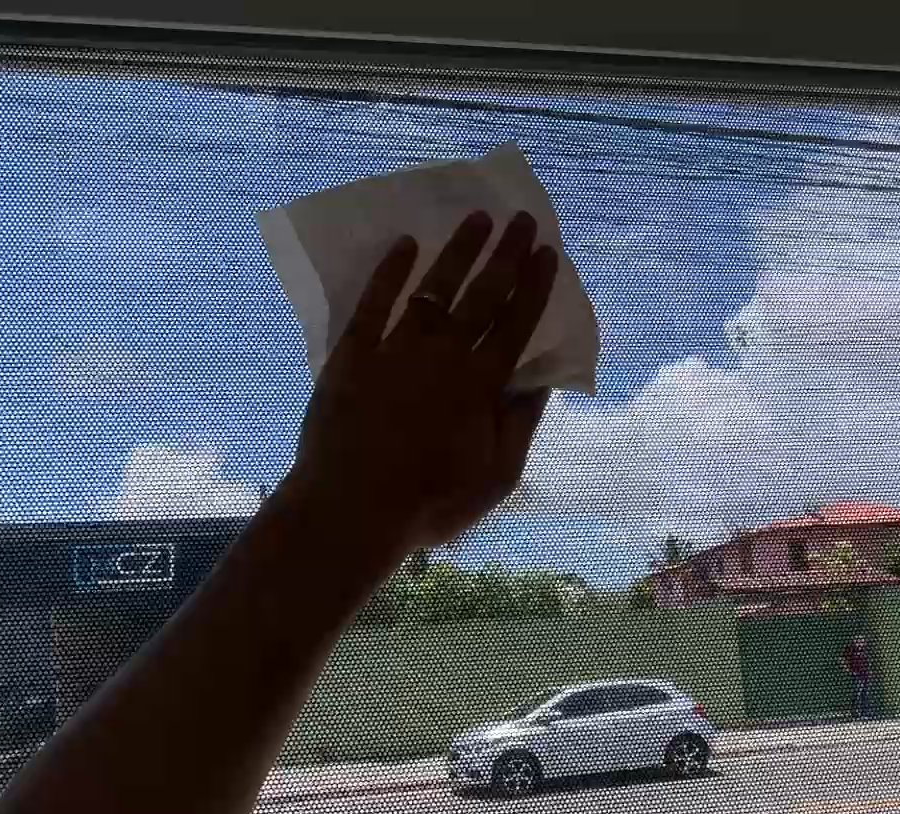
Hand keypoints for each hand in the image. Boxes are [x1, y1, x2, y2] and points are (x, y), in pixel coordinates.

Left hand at [287, 210, 557, 557]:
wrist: (352, 509)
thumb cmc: (430, 503)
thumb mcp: (495, 478)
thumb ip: (519, 427)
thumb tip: (539, 384)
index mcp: (480, 385)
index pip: (515, 324)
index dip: (533, 286)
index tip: (546, 252)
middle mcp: (442, 355)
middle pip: (481, 296)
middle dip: (505, 255)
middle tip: (521, 218)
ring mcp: (395, 349)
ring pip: (433, 289)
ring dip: (458, 252)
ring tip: (476, 219)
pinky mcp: (353, 355)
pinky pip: (374, 303)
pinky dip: (390, 272)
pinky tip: (405, 245)